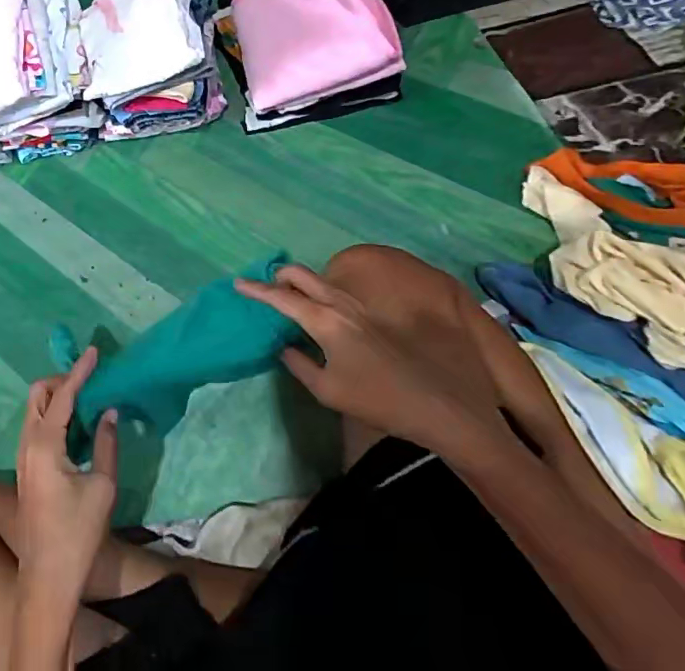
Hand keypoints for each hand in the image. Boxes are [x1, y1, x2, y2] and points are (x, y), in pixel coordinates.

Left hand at [14, 347, 117, 598]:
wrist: (47, 574)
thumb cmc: (78, 532)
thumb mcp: (102, 487)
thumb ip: (106, 444)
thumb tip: (109, 410)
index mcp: (44, 443)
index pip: (62, 395)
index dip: (79, 371)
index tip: (94, 351)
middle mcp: (26, 442)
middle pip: (37, 394)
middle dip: (61, 379)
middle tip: (90, 378)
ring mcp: (22, 454)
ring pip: (34, 408)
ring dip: (56, 396)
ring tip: (86, 396)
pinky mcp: (25, 466)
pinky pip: (35, 425)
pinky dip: (52, 413)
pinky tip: (74, 422)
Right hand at [236, 264, 503, 458]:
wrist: (446, 410)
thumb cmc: (381, 402)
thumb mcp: (328, 391)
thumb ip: (299, 364)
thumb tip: (285, 347)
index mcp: (325, 321)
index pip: (281, 298)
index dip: (257, 290)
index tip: (238, 283)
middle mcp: (344, 306)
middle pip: (303, 275)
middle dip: (280, 276)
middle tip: (267, 286)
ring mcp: (367, 308)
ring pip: (326, 284)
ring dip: (305, 285)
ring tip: (294, 297)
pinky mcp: (385, 317)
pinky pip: (344, 297)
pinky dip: (326, 298)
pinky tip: (329, 317)